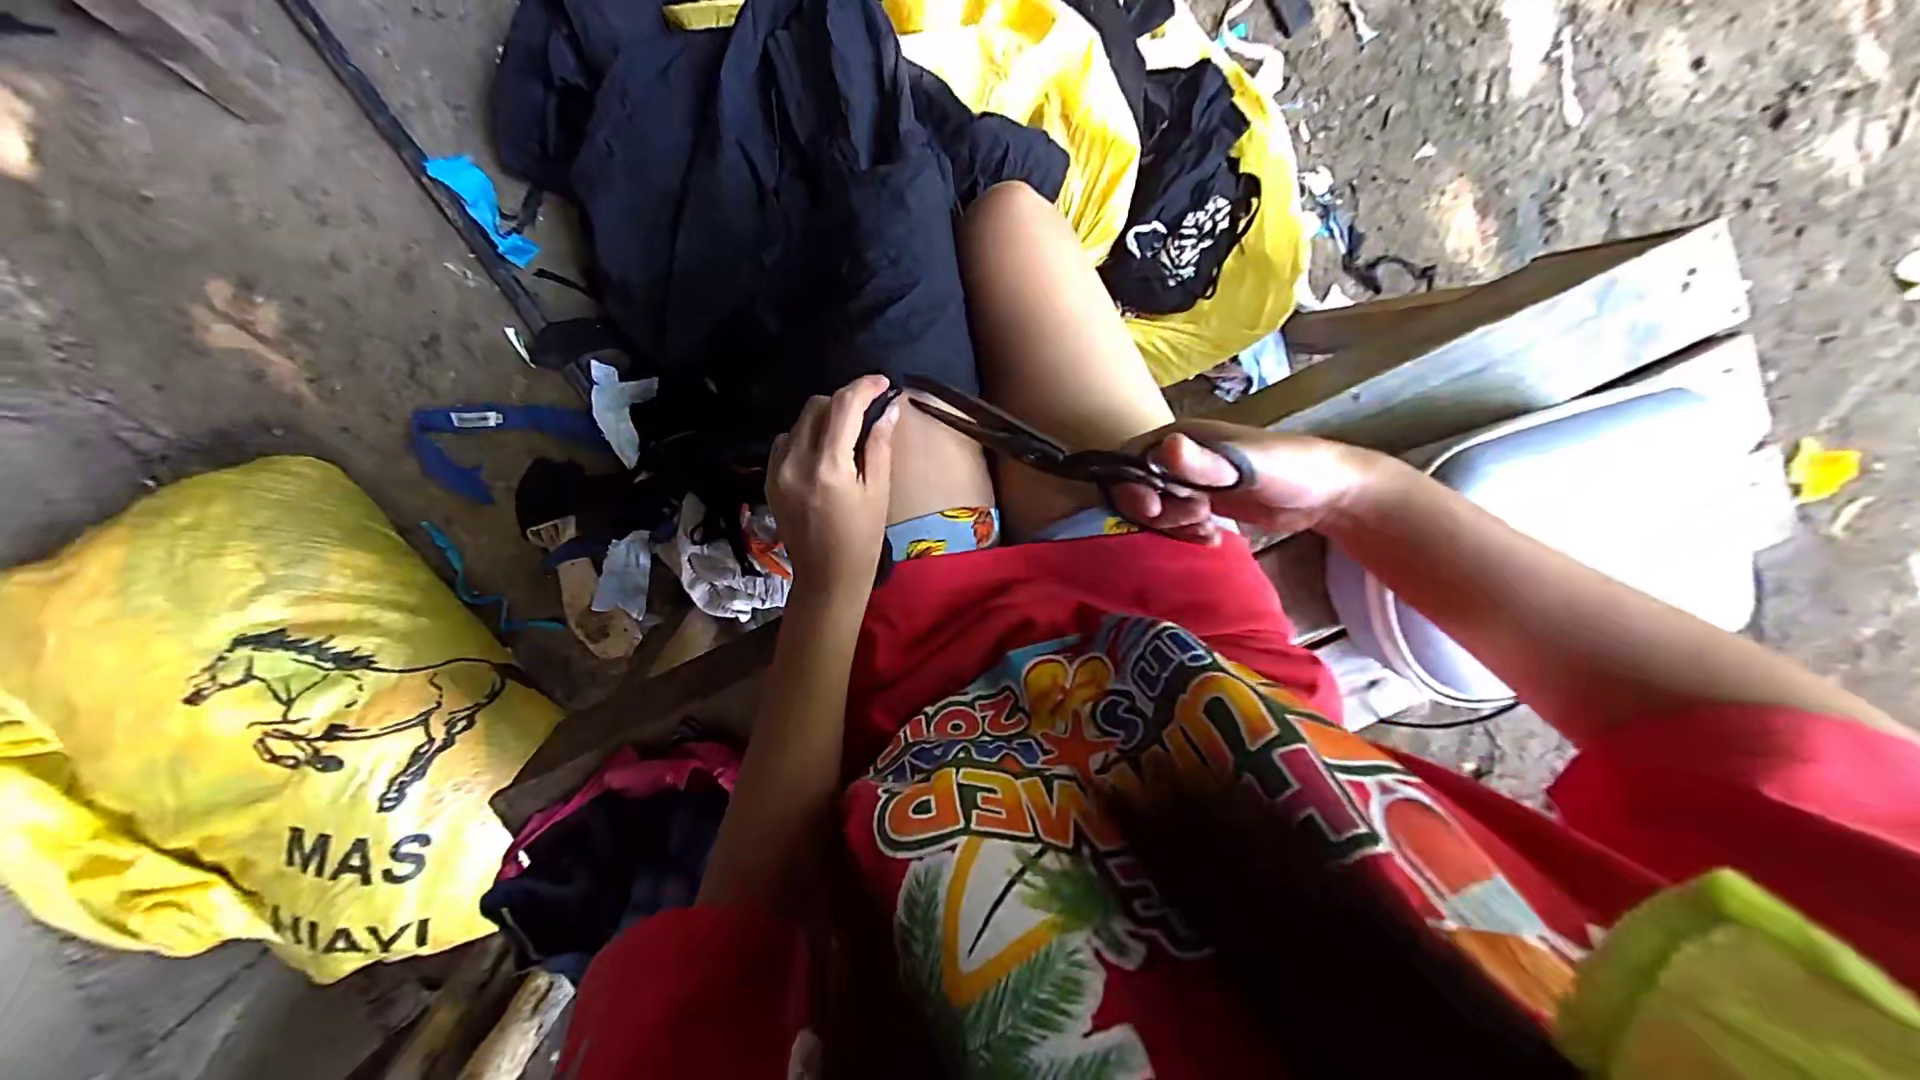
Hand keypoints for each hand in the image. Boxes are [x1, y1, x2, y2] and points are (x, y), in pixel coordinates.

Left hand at [767, 375, 900, 592]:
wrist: (827, 577)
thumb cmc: (862, 538)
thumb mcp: (878, 492)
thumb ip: (880, 446)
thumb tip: (889, 409)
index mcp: (828, 467)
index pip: (843, 406)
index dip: (864, 387)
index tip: (882, 383)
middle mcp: (795, 462)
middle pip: (817, 406)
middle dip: (844, 400)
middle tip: (869, 409)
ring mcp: (777, 470)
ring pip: (799, 421)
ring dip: (824, 417)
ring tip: (846, 433)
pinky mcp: (769, 479)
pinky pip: (785, 441)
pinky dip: (805, 436)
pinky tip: (822, 451)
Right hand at [1109, 420, 1391, 541]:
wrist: (1327, 493)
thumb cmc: (1290, 468)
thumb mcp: (1246, 464)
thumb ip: (1204, 461)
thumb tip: (1166, 447)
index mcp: (1180, 438)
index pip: (1129, 459)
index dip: (1129, 485)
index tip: (1153, 509)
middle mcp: (1176, 457)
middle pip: (1136, 488)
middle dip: (1157, 510)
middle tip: (1195, 516)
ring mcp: (1187, 482)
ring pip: (1154, 510)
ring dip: (1174, 525)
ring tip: (1207, 526)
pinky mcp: (1199, 504)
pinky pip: (1174, 523)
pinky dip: (1186, 534)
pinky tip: (1212, 537)